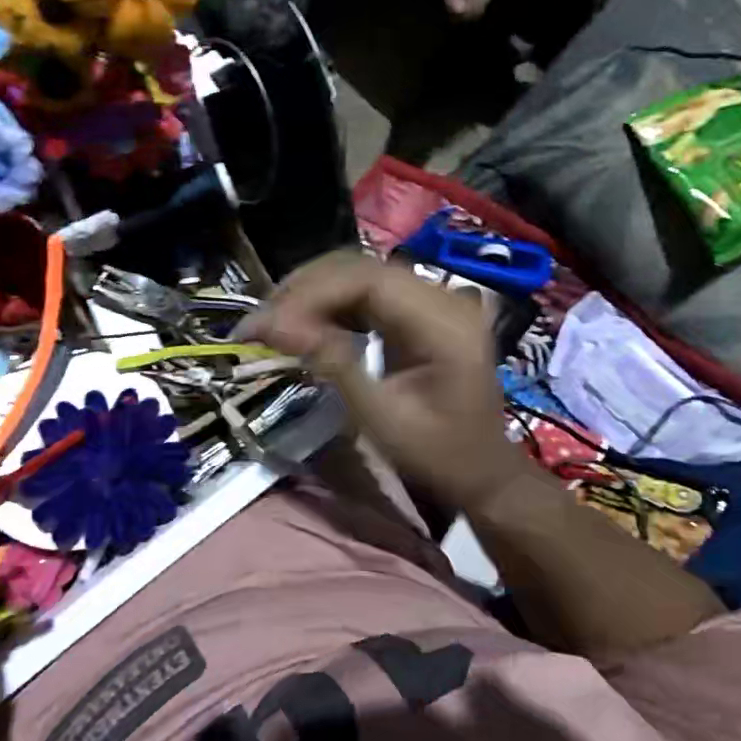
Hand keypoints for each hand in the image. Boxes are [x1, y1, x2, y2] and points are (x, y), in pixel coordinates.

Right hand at [240, 252, 527, 511]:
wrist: (481, 471)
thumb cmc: (438, 455)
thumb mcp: (382, 418)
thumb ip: (333, 364)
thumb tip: (274, 325)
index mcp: (443, 322)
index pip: (367, 281)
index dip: (309, 294)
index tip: (264, 323)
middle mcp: (442, 297)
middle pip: (362, 268)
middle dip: (304, 290)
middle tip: (259, 323)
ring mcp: (433, 301)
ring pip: (361, 275)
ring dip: (313, 294)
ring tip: (272, 323)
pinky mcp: (421, 312)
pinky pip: (369, 294)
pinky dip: (331, 306)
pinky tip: (304, 325)